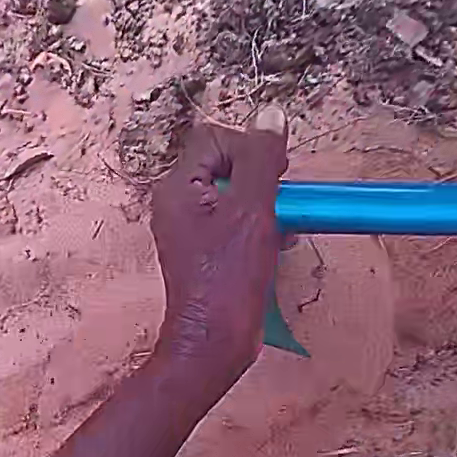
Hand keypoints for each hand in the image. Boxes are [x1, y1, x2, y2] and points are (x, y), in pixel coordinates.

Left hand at [149, 110, 287, 401]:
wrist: (215, 339)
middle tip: (278, 203)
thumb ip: (260, 159)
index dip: (248, 149)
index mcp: (178, 188)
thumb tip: (270, 116)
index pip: (214, 138)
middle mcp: (178, 204)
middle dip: (259, 180)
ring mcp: (190, 230)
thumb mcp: (252, 209)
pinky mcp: (205, 252)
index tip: (274, 175)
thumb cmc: (228, 279)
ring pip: (234, 195)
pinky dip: (258, 227)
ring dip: (264, 205)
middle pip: (224, 165)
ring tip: (279, 229)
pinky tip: (276, 245)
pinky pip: (234, 222)